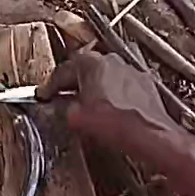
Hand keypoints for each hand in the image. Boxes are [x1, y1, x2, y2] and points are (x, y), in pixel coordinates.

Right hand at [37, 52, 177, 156]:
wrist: (149, 135)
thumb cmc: (115, 122)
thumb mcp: (76, 117)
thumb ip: (65, 108)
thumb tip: (65, 109)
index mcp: (89, 62)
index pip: (62, 71)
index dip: (50, 86)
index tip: (45, 94)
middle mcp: (110, 60)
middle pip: (84, 70)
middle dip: (74, 84)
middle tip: (64, 98)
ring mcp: (129, 71)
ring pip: (105, 77)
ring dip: (96, 89)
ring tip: (90, 107)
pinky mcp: (145, 84)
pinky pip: (123, 86)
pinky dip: (115, 96)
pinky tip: (112, 112)